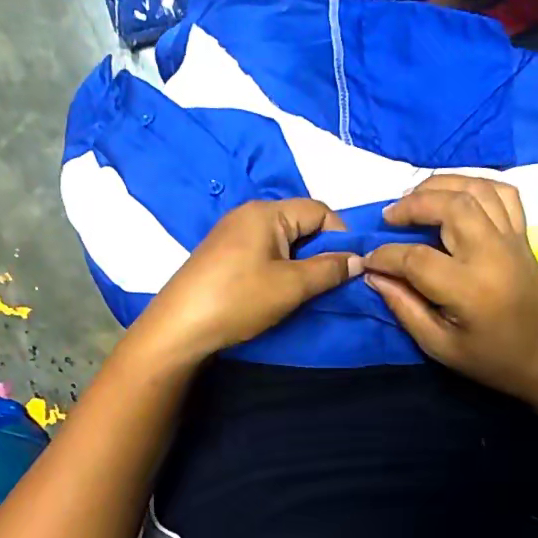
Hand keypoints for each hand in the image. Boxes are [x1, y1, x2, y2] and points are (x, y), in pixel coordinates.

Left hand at [130, 198, 359, 365]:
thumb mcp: (291, 286)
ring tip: (303, 292)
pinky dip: (278, 269)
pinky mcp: (222, 255)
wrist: (179, 327)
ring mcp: (232, 234)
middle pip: (300, 223)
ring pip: (282, 241)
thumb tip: (358, 259)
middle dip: (320, 251)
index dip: (340, 236)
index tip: (348, 269)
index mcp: (266, 212)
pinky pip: (263, 252)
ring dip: (299, 263)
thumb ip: (329, 269)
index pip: (319, 210)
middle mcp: (248, 214)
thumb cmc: (238, 299)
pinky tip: (277, 293)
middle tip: (328, 284)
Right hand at [363, 175, 537, 401]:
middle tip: (390, 216)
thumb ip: (403, 306)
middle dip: (413, 204)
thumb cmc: (487, 357)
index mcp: (469, 289)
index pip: (416, 257)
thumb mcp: (437, 345)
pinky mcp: (522, 234)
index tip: (368, 260)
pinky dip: (476, 184)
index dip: (385, 255)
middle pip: (451, 206)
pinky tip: (454, 194)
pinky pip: (503, 193)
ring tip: (415, 197)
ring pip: (477, 189)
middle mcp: (492, 255)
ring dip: (441, 185)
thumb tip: (372, 274)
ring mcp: (512, 240)